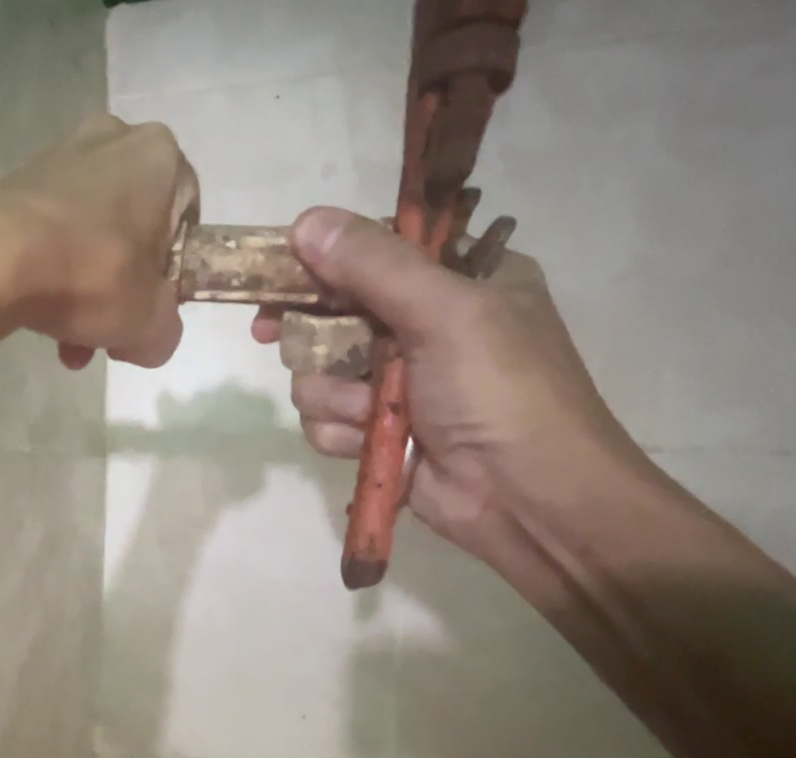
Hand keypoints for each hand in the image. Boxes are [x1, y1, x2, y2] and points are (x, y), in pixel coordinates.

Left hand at [0, 114, 199, 369]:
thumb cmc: (92, 276)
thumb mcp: (149, 324)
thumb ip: (164, 333)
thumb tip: (147, 340)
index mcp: (160, 156)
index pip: (185, 220)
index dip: (170, 275)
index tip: (148, 310)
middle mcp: (112, 140)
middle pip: (129, 233)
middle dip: (118, 292)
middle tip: (104, 335)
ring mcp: (57, 158)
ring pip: (85, 238)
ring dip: (80, 292)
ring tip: (65, 343)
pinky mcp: (13, 183)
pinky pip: (46, 235)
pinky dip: (47, 274)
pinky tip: (36, 318)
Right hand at [266, 208, 648, 557]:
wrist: (525, 498)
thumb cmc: (501, 392)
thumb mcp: (446, 313)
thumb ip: (375, 267)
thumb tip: (305, 221)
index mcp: (461, 279)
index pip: (376, 252)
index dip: (323, 261)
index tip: (279, 271)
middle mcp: (425, 325)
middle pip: (334, 312)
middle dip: (312, 334)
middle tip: (270, 333)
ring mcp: (397, 382)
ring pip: (319, 371)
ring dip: (331, 394)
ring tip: (366, 412)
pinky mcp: (377, 430)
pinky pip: (324, 418)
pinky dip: (338, 431)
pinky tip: (365, 442)